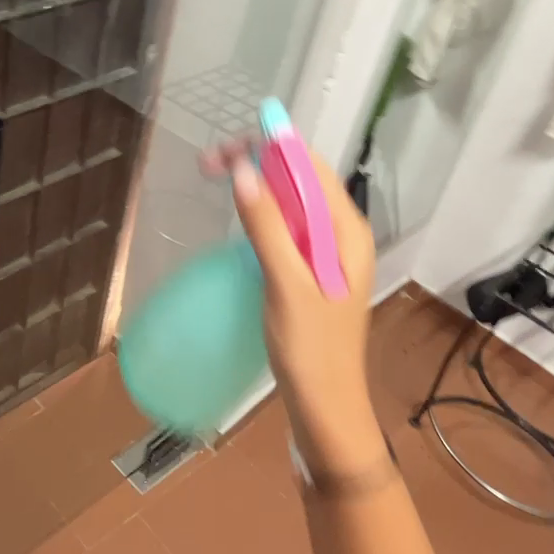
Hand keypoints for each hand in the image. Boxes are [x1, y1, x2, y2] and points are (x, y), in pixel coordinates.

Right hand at [202, 138, 380, 476]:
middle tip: (207, 164)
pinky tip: (237, 211)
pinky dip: (258, 207)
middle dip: (256, 159)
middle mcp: (339, 232)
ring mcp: (324, 250)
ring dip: (254, 180)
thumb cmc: (310, 349)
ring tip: (214, 175)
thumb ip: (266, 225)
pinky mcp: (308, 267)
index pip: (308, 165)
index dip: (268, 146)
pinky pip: (284, 222)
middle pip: (298, 176)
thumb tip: (243, 168)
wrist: (325, 408)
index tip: (223, 148)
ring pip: (289, 197)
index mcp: (346, 230)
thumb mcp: (286, 283)